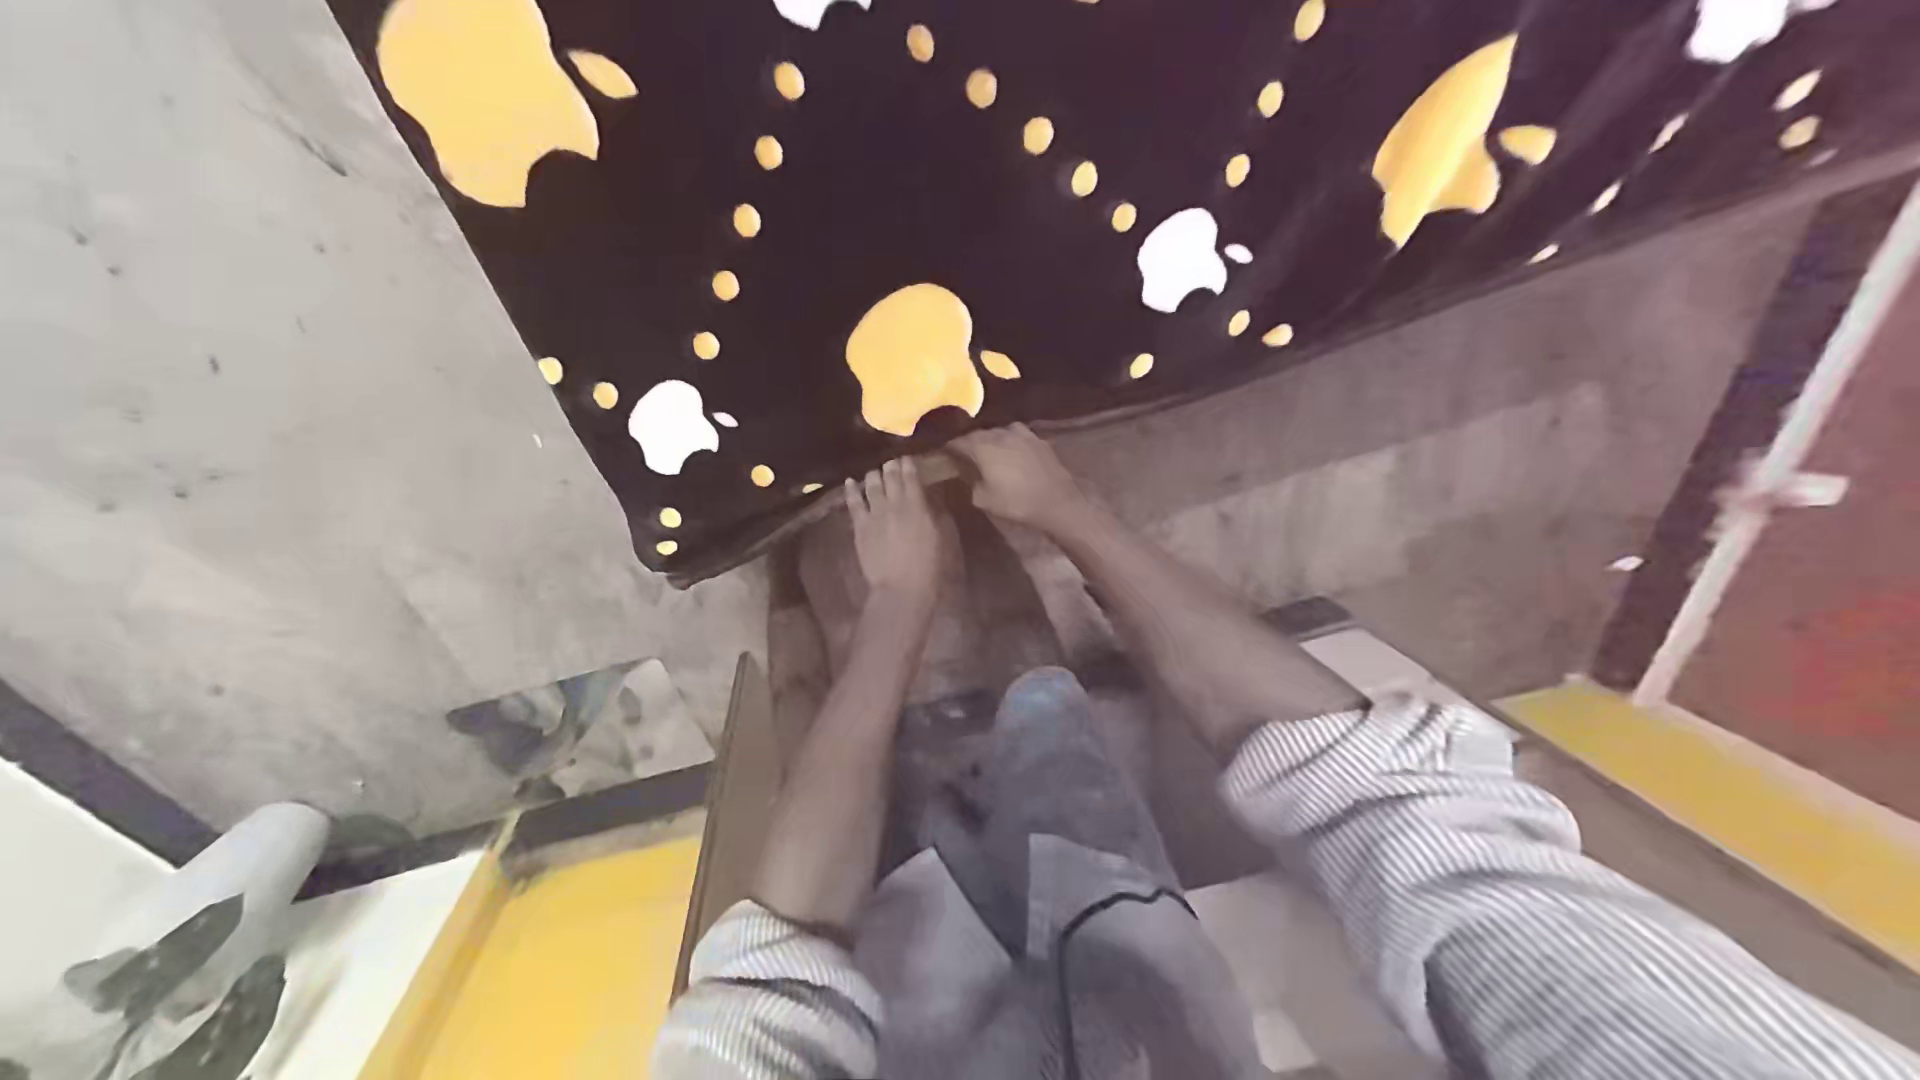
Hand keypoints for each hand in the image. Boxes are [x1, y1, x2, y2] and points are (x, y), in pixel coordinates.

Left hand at [846, 458, 939, 611]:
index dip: (908, 465)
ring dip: (873, 475)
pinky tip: (850, 481)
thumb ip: (935, 513)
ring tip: (874, 470)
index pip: (911, 477)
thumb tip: (929, 499)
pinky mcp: (860, 527)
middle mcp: (894, 503)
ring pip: (872, 485)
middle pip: (890, 478)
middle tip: (891, 460)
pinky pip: (854, 503)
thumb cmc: (928, 566)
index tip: (907, 457)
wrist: (901, 587)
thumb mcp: (941, 536)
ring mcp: (875, 514)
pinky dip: (851, 490)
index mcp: (917, 505)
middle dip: (891, 466)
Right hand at [949, 423, 1090, 534]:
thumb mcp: (984, 499)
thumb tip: (970, 474)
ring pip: (999, 432)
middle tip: (964, 453)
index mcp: (982, 445)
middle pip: (978, 433)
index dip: (948, 446)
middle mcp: (1000, 433)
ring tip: (988, 452)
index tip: (943, 452)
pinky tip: (1011, 452)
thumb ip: (971, 482)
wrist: (1057, 502)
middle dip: (970, 442)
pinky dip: (1010, 442)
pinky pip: (1017, 436)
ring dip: (991, 440)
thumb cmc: (1016, 502)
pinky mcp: (1038, 439)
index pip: (957, 440)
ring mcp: (1022, 433)